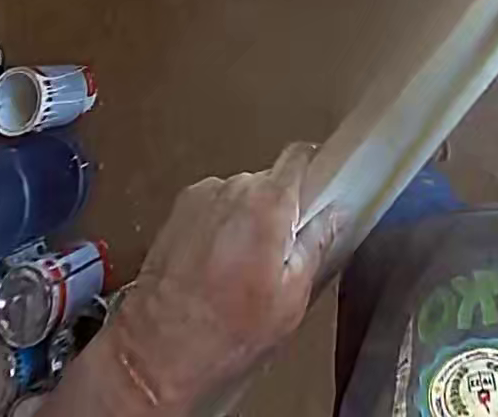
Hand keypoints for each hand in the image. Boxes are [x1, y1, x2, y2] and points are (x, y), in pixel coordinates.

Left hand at [106, 144, 341, 411]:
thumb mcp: (291, 297)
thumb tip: (333, 217)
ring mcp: (205, 192)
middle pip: (269, 182)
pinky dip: (219, 222)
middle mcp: (235, 186)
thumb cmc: (228, 326)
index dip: (311, 165)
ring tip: (241, 265)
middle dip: (277, 209)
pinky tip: (215, 261)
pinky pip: (214, 203)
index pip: (297, 157)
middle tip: (280, 251)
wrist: (164, 340)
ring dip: (246, 216)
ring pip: (240, 194)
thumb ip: (316, 244)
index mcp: (269, 202)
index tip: (318, 181)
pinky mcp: (181, 203)